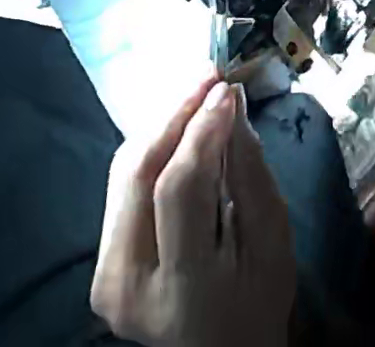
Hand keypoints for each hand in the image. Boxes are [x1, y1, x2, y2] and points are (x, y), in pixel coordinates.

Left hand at [91, 75, 295, 346]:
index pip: (180, 187)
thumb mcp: (273, 241)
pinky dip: (152, 146)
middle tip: (208, 75)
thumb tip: (229, 106)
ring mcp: (106, 275)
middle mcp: (128, 283)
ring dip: (163, 123)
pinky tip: (179, 124)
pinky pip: (124, 183)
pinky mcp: (100, 262)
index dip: (202, 130)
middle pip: (141, 172)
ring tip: (198, 91)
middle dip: (176, 113)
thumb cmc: (258, 300)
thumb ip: (250, 173)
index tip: (226, 88)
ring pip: (126, 171)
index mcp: (182, 287)